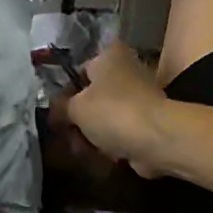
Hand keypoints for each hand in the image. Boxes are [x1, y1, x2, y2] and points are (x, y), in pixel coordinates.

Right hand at [52, 39, 170, 176]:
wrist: (156, 139)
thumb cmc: (112, 112)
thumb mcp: (76, 107)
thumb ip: (62, 106)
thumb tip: (56, 108)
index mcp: (110, 55)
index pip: (79, 71)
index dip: (65, 94)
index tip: (56, 115)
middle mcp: (127, 70)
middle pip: (93, 97)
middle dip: (79, 120)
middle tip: (67, 137)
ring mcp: (140, 98)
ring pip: (106, 118)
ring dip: (92, 136)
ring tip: (81, 152)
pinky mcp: (147, 124)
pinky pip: (120, 133)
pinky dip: (110, 145)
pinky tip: (99, 157)